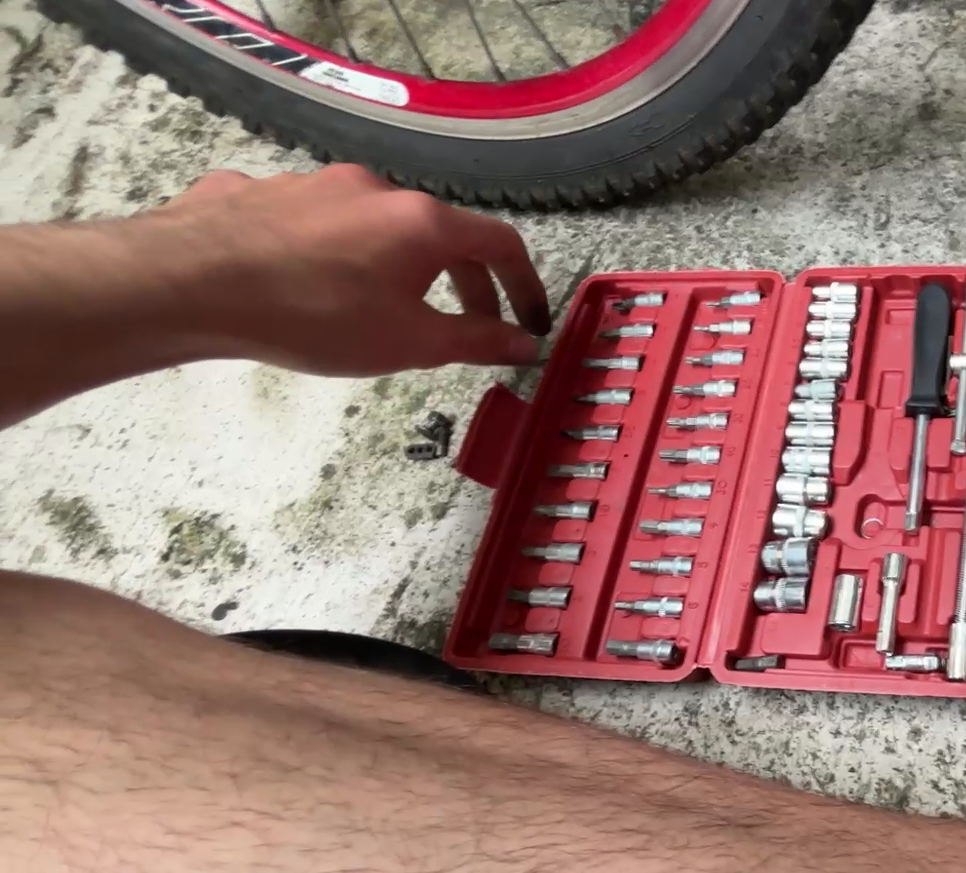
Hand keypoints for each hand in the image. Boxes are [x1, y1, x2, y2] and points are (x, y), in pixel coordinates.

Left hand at [138, 165, 549, 376]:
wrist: (183, 284)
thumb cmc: (320, 316)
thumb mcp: (416, 342)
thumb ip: (480, 341)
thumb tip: (524, 345)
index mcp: (424, 223)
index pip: (502, 245)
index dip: (527, 286)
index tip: (532, 323)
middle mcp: (376, 190)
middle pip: (445, 235)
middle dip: (469, 285)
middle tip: (472, 328)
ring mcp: (314, 183)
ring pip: (383, 227)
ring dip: (407, 267)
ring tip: (393, 307)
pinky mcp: (259, 190)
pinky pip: (321, 221)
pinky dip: (342, 253)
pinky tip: (319, 281)